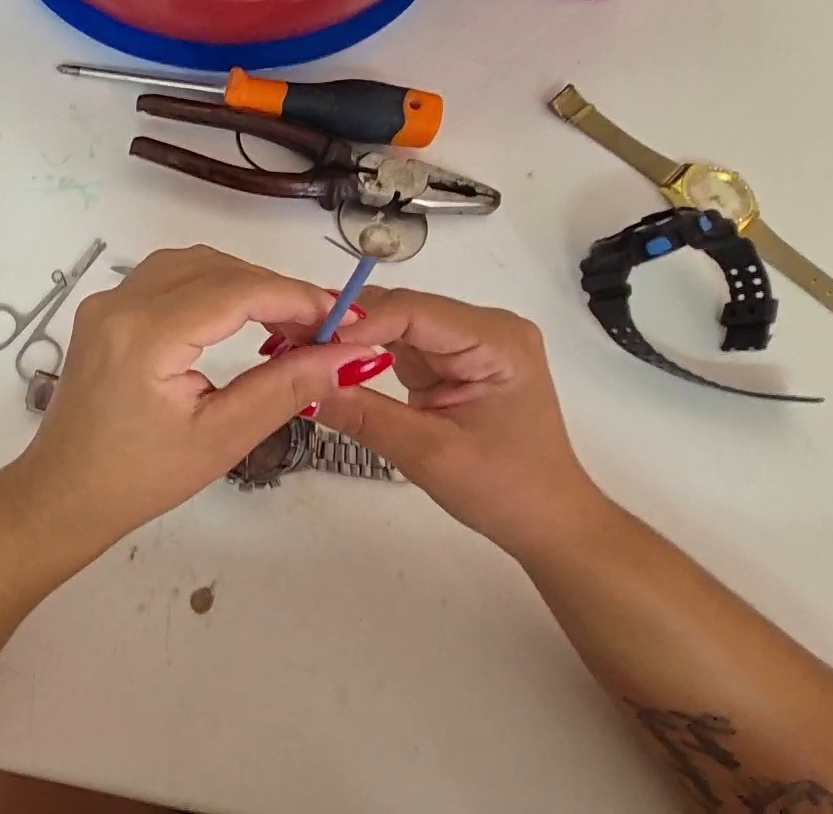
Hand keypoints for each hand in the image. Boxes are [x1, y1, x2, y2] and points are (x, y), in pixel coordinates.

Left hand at [16, 246, 379, 546]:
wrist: (65, 492)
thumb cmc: (140, 478)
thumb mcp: (220, 438)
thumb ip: (285, 388)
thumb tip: (347, 354)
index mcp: (144, 335)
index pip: (234, 290)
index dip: (294, 296)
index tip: (342, 316)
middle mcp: (119, 304)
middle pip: (213, 267)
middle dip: (272, 288)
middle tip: (320, 325)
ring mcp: (104, 303)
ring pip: (189, 264)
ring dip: (240, 282)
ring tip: (285, 321)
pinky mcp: (102, 312)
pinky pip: (164, 277)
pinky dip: (208, 286)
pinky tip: (236, 315)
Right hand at [311, 288, 615, 560]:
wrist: (545, 521)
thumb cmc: (504, 489)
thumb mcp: (427, 454)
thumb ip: (363, 414)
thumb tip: (300, 385)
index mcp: (496, 341)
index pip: (415, 311)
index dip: (358, 319)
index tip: (307, 340)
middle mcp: (481, 329)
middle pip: (399, 310)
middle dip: (343, 324)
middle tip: (287, 339)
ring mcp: (463, 343)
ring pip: (389, 324)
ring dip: (344, 337)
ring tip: (295, 348)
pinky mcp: (446, 361)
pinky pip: (392, 345)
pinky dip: (357, 353)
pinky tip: (321, 360)